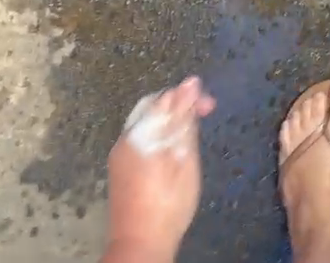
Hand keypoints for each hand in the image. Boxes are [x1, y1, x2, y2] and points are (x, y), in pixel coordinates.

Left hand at [103, 77, 215, 262]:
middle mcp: (126, 137)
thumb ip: (185, 120)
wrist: (139, 245)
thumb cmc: (168, 203)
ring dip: (167, 119)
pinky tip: (169, 148)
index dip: (191, 96)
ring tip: (188, 132)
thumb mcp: (185, 160)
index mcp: (141, 132)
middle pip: (152, 106)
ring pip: (145, 121)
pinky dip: (157, 134)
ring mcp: (119, 153)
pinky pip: (139, 137)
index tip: (210, 106)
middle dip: (178, 105)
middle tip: (201, 115)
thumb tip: (191, 83)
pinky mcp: (119, 168)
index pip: (167, 98)